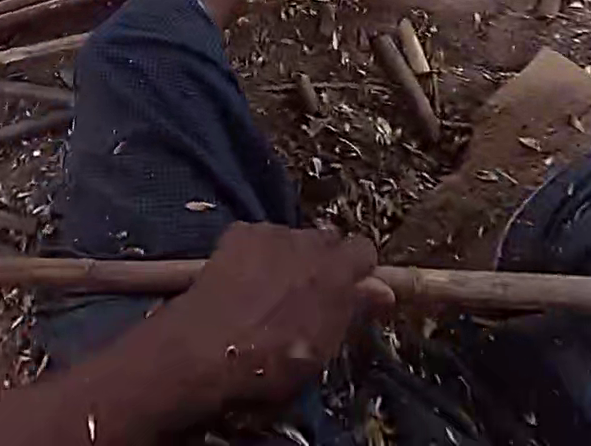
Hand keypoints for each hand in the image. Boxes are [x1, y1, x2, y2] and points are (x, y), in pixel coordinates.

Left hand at [151, 223, 392, 408]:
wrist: (207, 345)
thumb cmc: (272, 359)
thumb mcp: (323, 346)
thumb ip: (354, 309)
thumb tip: (384, 290)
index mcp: (335, 270)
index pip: (364, 249)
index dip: (359, 268)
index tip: (351, 289)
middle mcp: (308, 241)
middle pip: (328, 239)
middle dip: (323, 260)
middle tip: (308, 292)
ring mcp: (272, 232)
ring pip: (293, 237)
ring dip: (290, 255)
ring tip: (269, 288)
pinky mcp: (241, 231)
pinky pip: (260, 236)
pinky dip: (257, 252)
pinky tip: (244, 278)